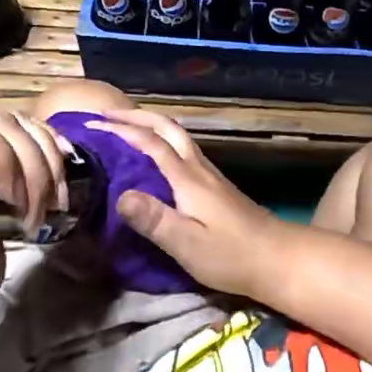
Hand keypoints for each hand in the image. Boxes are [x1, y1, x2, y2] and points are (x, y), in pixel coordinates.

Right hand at [83, 109, 283, 297]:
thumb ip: (155, 220)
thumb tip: (120, 196)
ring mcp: (209, 174)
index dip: (122, 130)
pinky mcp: (214, 185)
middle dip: (136, 116)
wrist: (278, 257)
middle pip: (167, 127)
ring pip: (177, 135)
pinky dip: (162, 140)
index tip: (93, 124)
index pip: (151, 143)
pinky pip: (182, 149)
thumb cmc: (231, 255)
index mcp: (188, 178)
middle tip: (106, 115)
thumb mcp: (188, 245)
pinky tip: (155, 155)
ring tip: (124, 127)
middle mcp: (198, 168)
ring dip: (150, 124)